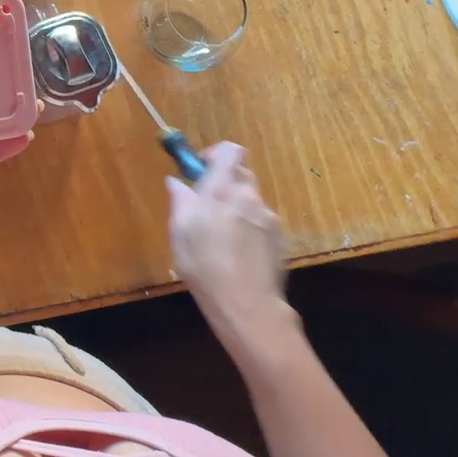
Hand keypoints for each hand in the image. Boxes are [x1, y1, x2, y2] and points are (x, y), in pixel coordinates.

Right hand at [166, 143, 294, 338]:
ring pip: (250, 199)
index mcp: (222, 190)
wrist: (247, 305)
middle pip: (241, 173)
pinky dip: (249, 227)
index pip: (230, 151)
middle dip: (223, 182)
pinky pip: (261, 222)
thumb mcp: (180, 232)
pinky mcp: (280, 238)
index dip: (216, 154)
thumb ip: (181, 201)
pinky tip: (237, 253)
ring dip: (236, 207)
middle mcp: (249, 197)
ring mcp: (269, 218)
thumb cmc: (204, 266)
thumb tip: (176, 182)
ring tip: (221, 236)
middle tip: (205, 206)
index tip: (201, 170)